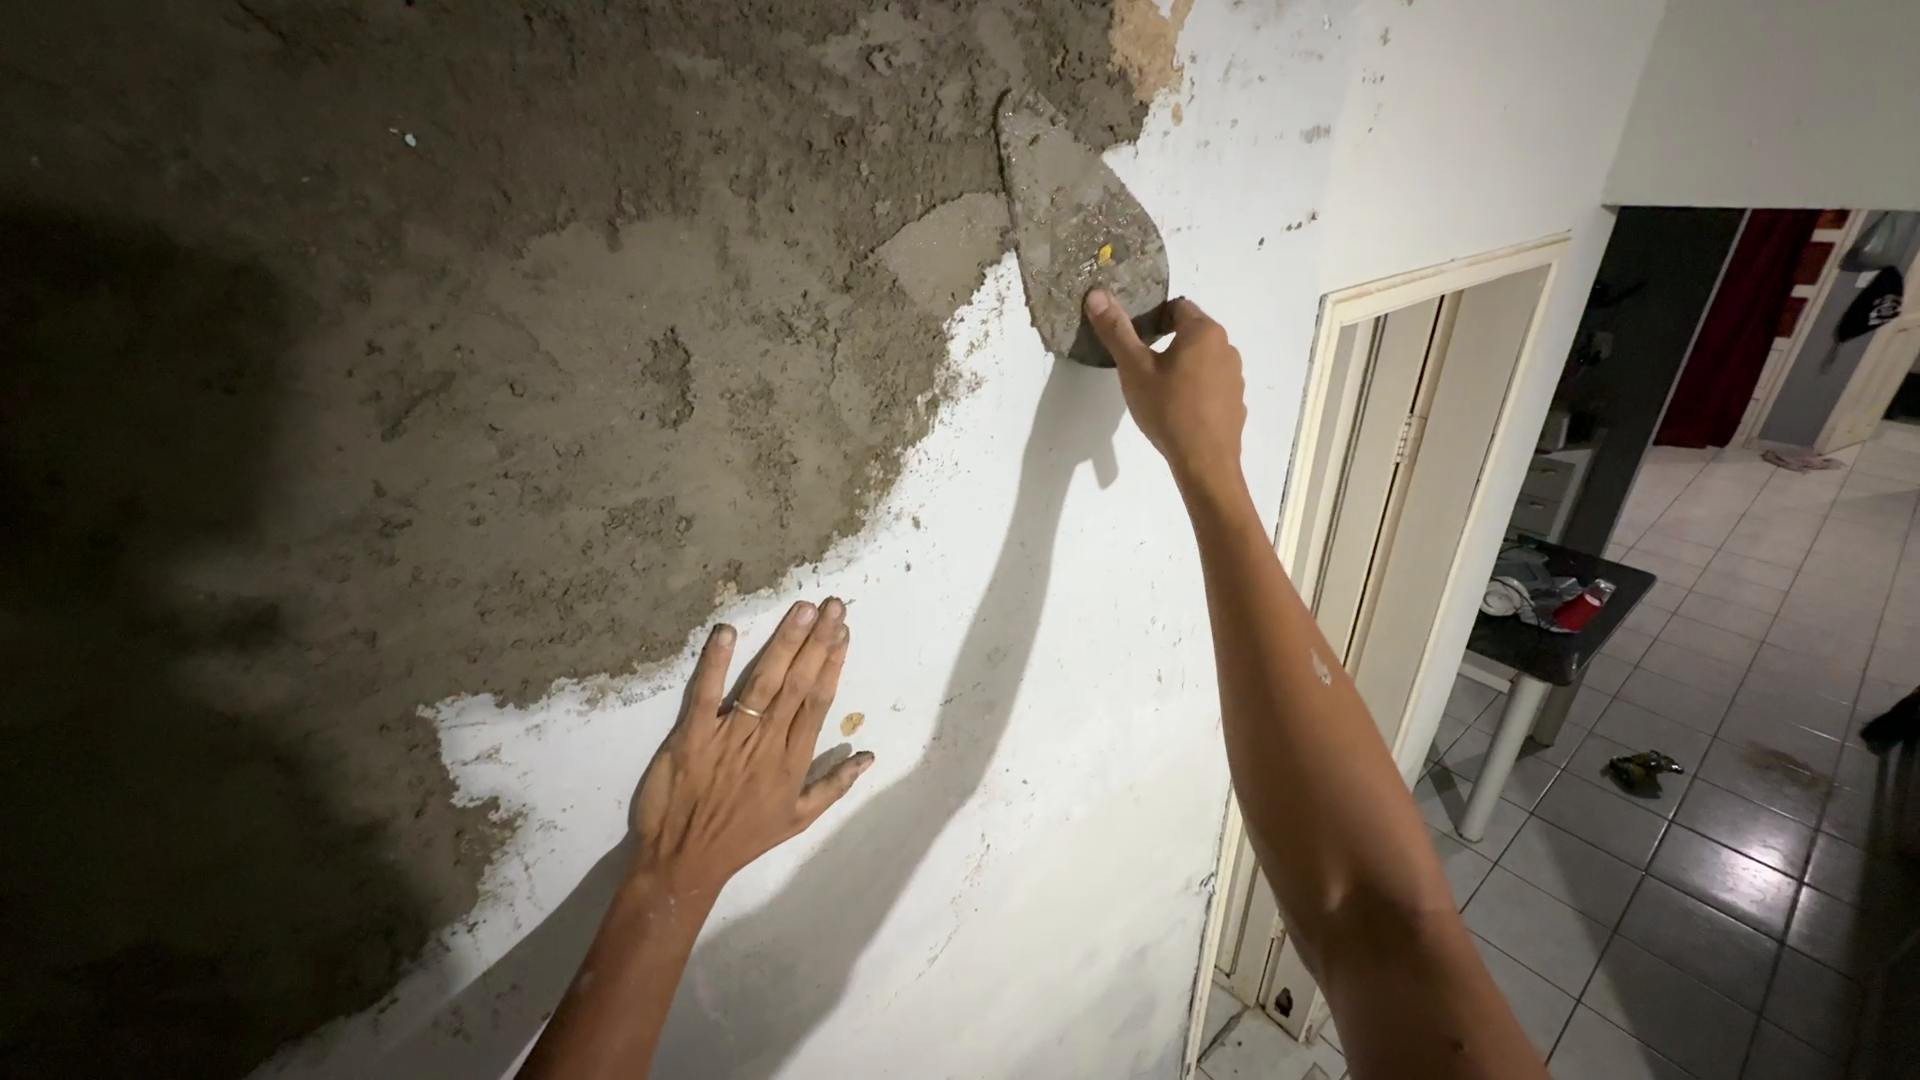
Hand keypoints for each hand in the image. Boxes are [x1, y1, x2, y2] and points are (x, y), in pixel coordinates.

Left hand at [630, 598, 871, 896]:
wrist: (683, 862)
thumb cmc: (743, 838)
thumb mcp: (798, 820)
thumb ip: (835, 785)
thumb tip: (869, 756)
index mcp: (793, 759)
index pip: (818, 701)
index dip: (832, 663)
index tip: (844, 632)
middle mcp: (767, 742)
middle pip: (797, 682)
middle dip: (818, 641)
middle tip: (833, 605)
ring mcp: (729, 737)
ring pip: (763, 681)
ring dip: (784, 643)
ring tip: (802, 610)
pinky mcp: (691, 736)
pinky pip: (706, 694)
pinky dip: (716, 663)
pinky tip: (727, 632)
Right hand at [1084, 290, 1246, 492]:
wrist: (1204, 461)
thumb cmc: (1167, 409)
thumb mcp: (1134, 369)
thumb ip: (1116, 330)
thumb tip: (1096, 293)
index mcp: (1204, 331)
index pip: (1178, 307)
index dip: (1154, 319)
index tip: (1137, 342)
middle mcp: (1226, 347)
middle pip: (1192, 332)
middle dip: (1168, 343)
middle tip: (1142, 368)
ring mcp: (1235, 376)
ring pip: (1203, 359)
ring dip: (1183, 367)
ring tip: (1160, 392)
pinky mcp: (1236, 401)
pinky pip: (1212, 385)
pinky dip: (1196, 389)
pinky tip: (1180, 411)